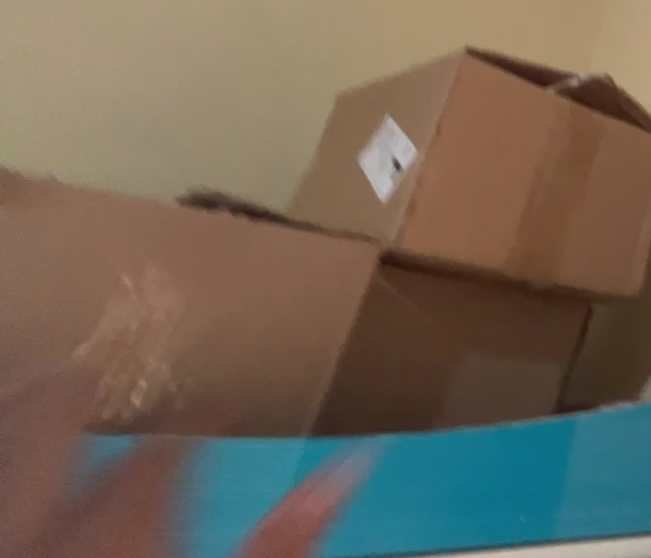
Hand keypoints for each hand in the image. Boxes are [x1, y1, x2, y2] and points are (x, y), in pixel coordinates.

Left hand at [0, 374, 362, 557]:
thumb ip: (288, 539)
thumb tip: (357, 463)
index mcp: (125, 533)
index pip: (169, 447)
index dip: (199, 417)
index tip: (220, 406)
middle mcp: (52, 537)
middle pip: (45, 448)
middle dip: (61, 403)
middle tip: (81, 369)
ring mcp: (14, 555)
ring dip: (11, 435)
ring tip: (22, 397)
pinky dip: (5, 497)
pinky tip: (15, 494)